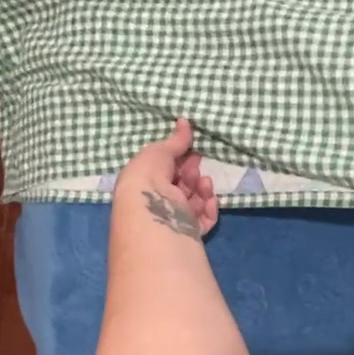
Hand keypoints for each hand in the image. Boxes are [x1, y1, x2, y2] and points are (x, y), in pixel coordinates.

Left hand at [114, 118, 218, 239]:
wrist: (151, 213)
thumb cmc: (147, 178)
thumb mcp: (157, 152)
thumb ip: (175, 140)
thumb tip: (185, 121)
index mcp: (144, 184)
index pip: (165, 171)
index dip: (179, 159)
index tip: (191, 149)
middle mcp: (158, 203)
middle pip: (182, 186)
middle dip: (191, 174)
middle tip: (195, 166)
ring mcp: (174, 220)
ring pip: (195, 201)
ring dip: (202, 190)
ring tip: (203, 183)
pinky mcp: (189, 233)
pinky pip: (204, 220)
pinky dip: (209, 209)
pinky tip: (209, 199)